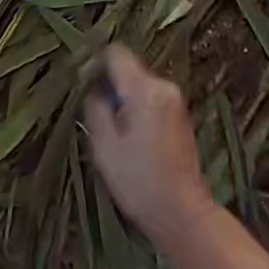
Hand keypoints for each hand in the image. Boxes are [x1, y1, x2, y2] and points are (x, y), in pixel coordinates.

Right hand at [83, 45, 212, 234]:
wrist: (184, 215)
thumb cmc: (139, 182)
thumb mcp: (104, 147)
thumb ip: (95, 108)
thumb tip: (93, 88)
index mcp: (144, 90)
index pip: (115, 53)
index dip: (95, 63)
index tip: (84, 86)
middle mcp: (164, 86)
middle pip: (128, 68)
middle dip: (109, 84)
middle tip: (94, 112)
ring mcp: (176, 100)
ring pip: (139, 83)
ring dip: (123, 97)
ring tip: (112, 128)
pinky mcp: (181, 114)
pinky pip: (151, 97)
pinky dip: (137, 106)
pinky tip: (131, 135)